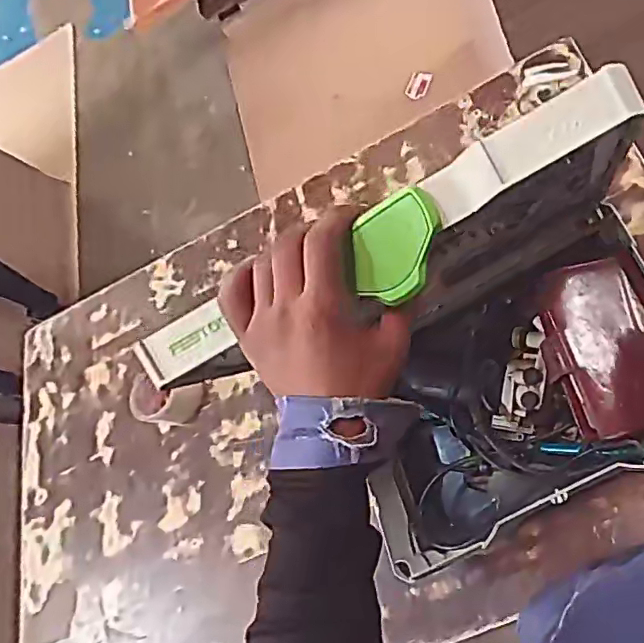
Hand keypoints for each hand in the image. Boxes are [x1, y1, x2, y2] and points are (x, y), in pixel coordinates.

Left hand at [219, 208, 410, 397]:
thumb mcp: (393, 345)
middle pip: (287, 244)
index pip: (321, 242)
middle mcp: (286, 306)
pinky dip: (244, 274)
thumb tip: (411, 276)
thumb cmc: (361, 385)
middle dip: (310, 229)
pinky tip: (261, 272)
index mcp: (322, 306)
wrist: (327, 426)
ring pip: (261, 263)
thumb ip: (402, 305)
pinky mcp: (246, 336)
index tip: (350, 216)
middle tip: (328, 237)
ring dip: (283, 249)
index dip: (336, 218)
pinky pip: (232, 293)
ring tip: (300, 254)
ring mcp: (260, 321)